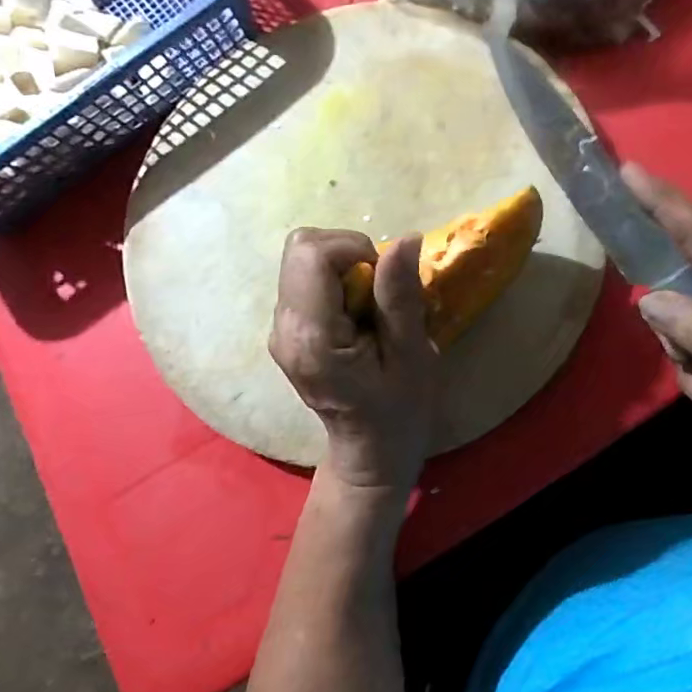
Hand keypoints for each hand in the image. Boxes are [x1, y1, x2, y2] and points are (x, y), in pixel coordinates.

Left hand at [269, 229, 437, 490]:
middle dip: (347, 253)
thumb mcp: (413, 357)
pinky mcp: (286, 326)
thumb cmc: (398, 412)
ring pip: (302, 258)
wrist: (369, 451)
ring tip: (370, 305)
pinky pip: (306, 277)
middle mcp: (282, 327)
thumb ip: (400, 298)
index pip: (311, 254)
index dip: (354, 250)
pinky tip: (356, 313)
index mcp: (310, 338)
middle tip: (379, 292)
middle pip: (301, 248)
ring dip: (343, 265)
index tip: (385, 281)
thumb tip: (404, 239)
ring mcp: (279, 327)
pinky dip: (336, 279)